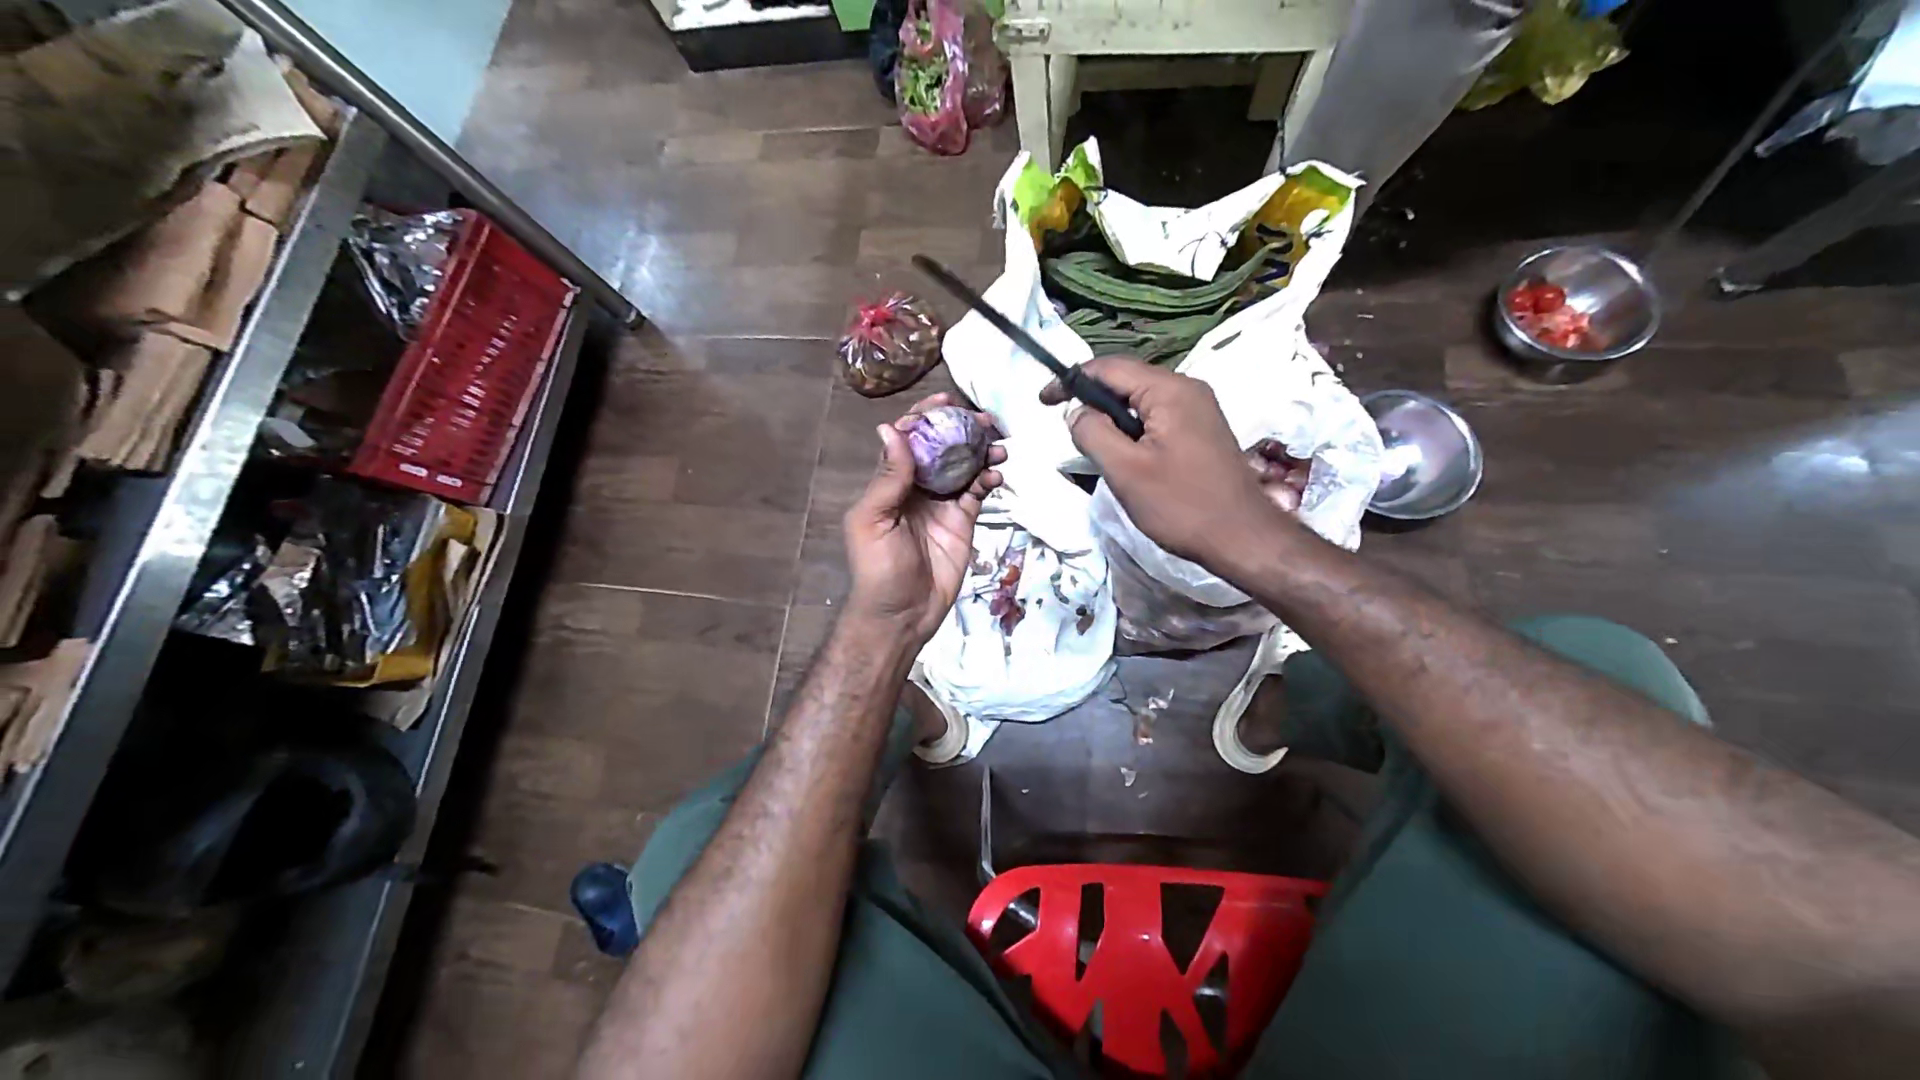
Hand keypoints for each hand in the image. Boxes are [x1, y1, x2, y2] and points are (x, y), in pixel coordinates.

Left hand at [842, 393, 1004, 645]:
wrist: (901, 613)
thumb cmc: (878, 568)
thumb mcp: (872, 520)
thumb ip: (887, 477)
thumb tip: (891, 428)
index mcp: (890, 482)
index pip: (908, 440)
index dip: (924, 417)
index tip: (946, 402)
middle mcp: (917, 487)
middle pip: (941, 448)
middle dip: (961, 430)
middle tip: (984, 419)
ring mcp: (942, 504)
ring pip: (964, 466)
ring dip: (981, 451)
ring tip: (998, 444)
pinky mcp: (963, 522)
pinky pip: (978, 492)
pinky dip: (989, 479)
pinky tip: (997, 474)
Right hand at [1040, 356, 1294, 567]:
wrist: (1241, 537)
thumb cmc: (1181, 504)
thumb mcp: (1125, 470)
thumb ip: (1093, 433)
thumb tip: (1077, 412)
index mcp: (1170, 390)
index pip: (1109, 367)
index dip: (1072, 380)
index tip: (1045, 401)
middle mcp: (1187, 389)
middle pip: (1126, 380)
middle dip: (1092, 399)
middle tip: (1067, 428)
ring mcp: (1199, 409)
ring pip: (1141, 400)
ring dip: (1112, 417)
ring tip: (1091, 445)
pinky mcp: (1202, 430)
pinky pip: (1157, 416)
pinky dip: (1133, 428)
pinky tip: (1123, 454)